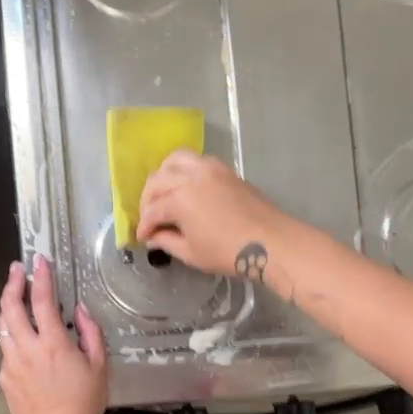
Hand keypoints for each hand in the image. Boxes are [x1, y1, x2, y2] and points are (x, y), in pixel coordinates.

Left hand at [0, 256, 107, 413]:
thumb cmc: (83, 403)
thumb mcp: (99, 366)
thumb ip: (91, 333)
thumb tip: (80, 310)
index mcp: (54, 343)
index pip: (42, 300)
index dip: (40, 276)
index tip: (39, 260)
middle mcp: (28, 348)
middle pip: (10, 307)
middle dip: (12, 283)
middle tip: (17, 270)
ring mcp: (12, 363)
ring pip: (2, 326)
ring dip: (7, 308)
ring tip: (15, 298)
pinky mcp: (5, 377)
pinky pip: (5, 349)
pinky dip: (11, 337)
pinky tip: (21, 339)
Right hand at [136, 149, 293, 283]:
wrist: (270, 242)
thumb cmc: (228, 252)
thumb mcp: (191, 253)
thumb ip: (167, 242)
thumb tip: (154, 237)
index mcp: (180, 199)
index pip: (152, 211)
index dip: (144, 226)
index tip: (143, 238)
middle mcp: (191, 177)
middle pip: (157, 180)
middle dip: (148, 199)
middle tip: (150, 217)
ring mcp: (210, 169)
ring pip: (176, 159)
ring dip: (164, 175)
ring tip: (165, 193)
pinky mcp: (225, 170)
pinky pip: (197, 160)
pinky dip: (185, 169)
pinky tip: (187, 186)